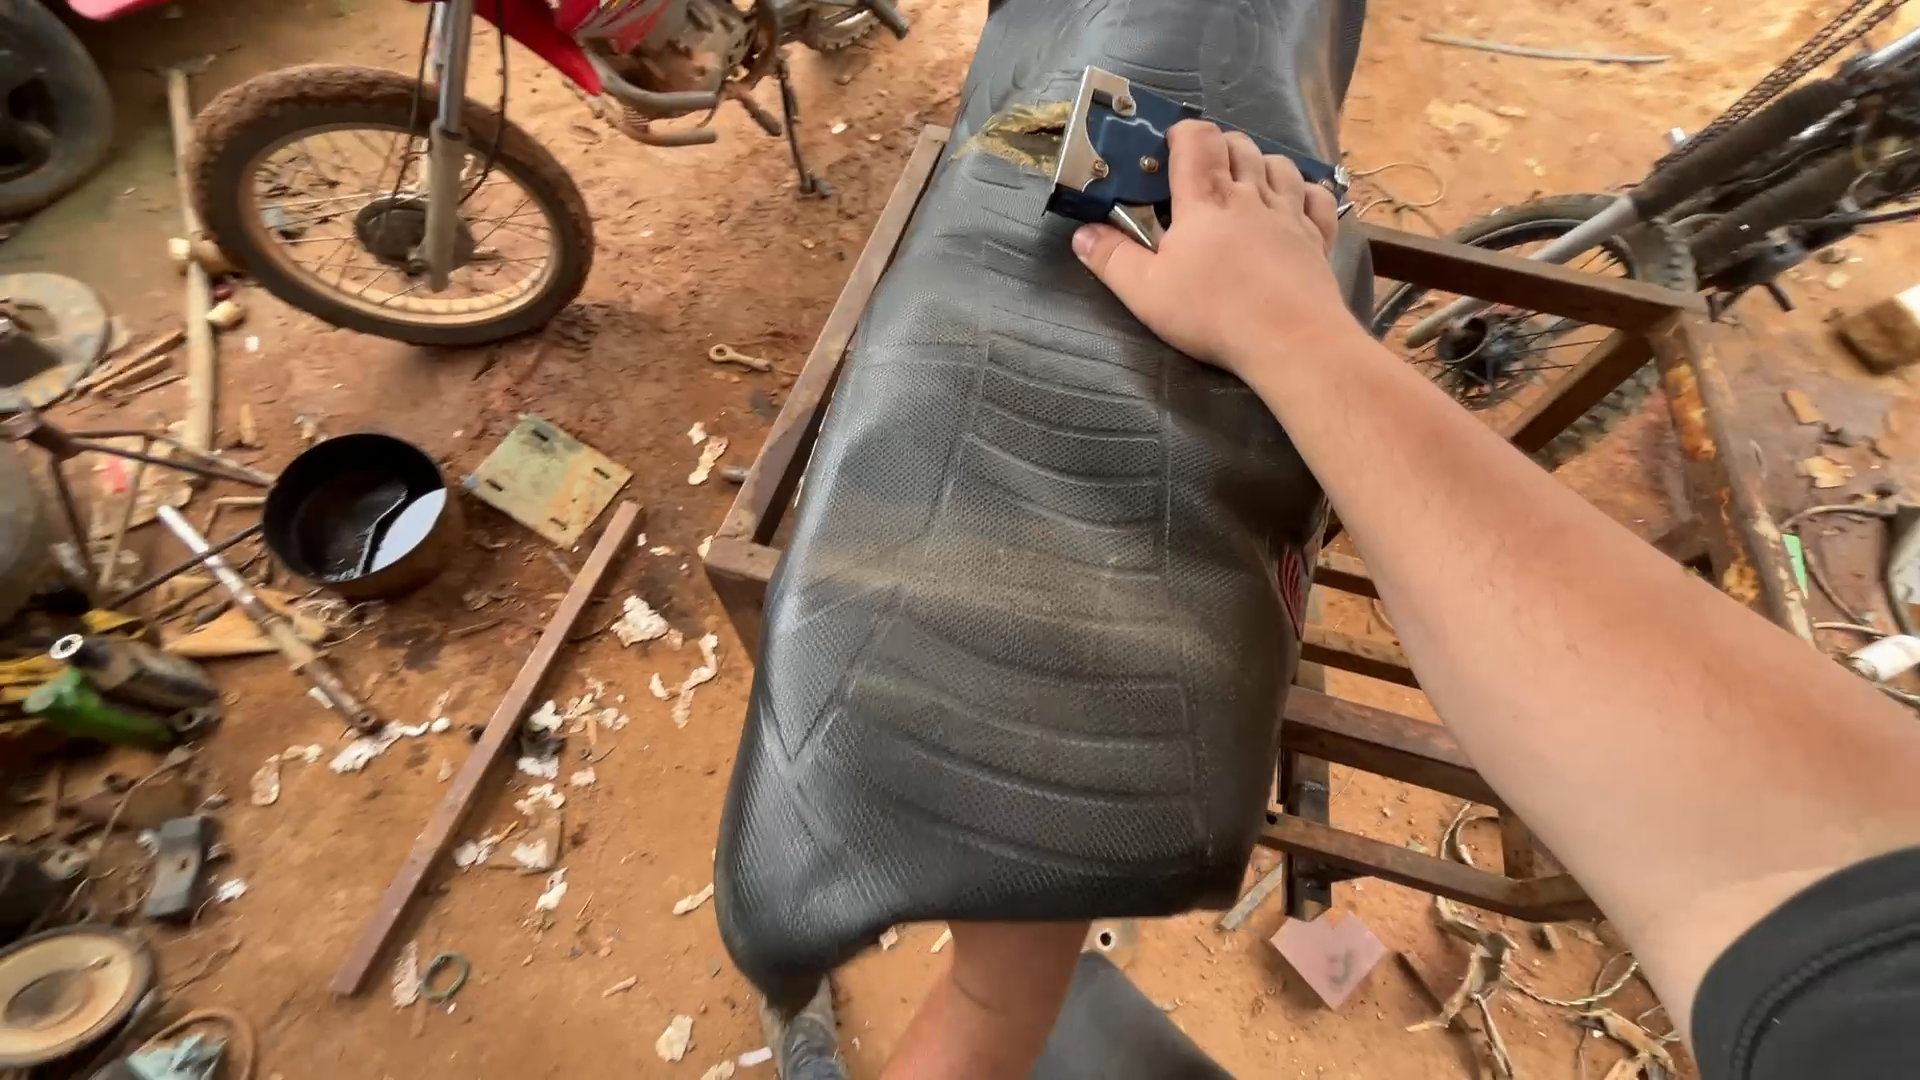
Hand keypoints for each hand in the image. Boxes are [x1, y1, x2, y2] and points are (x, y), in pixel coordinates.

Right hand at [1071, 120, 1356, 377]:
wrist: (1287, 338)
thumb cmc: (1211, 313)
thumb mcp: (1145, 293)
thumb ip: (1112, 260)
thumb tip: (1081, 234)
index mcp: (1205, 201)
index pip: (1196, 142)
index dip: (1182, 133)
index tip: (1167, 144)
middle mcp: (1251, 195)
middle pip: (1238, 146)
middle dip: (1218, 145)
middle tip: (1200, 167)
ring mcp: (1289, 214)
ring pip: (1278, 164)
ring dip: (1259, 162)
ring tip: (1244, 178)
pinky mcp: (1316, 238)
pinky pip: (1316, 198)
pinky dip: (1303, 190)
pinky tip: (1295, 199)